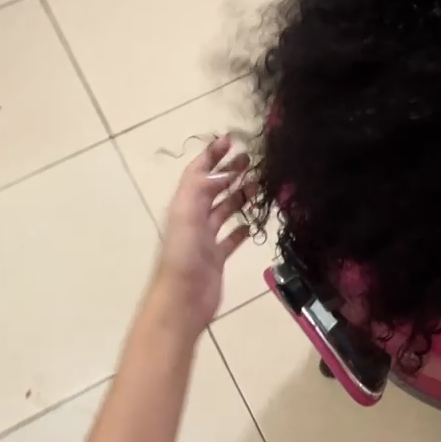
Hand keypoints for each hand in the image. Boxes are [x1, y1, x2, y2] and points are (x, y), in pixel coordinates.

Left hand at [150, 135, 252, 327]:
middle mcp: (193, 218)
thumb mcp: (187, 215)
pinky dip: (241, 228)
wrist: (181, 301)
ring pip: (223, 210)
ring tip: (259, 185)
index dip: (212, 155)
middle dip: (229, 172)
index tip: (231, 140)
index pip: (199, 172)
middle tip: (251, 159)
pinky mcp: (216, 257)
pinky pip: (230, 238)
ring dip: (238, 196)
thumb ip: (201, 188)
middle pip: (213, 188)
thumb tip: (223, 170)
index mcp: (184, 205)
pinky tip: (252, 223)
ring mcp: (205, 238)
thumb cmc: (183, 257)